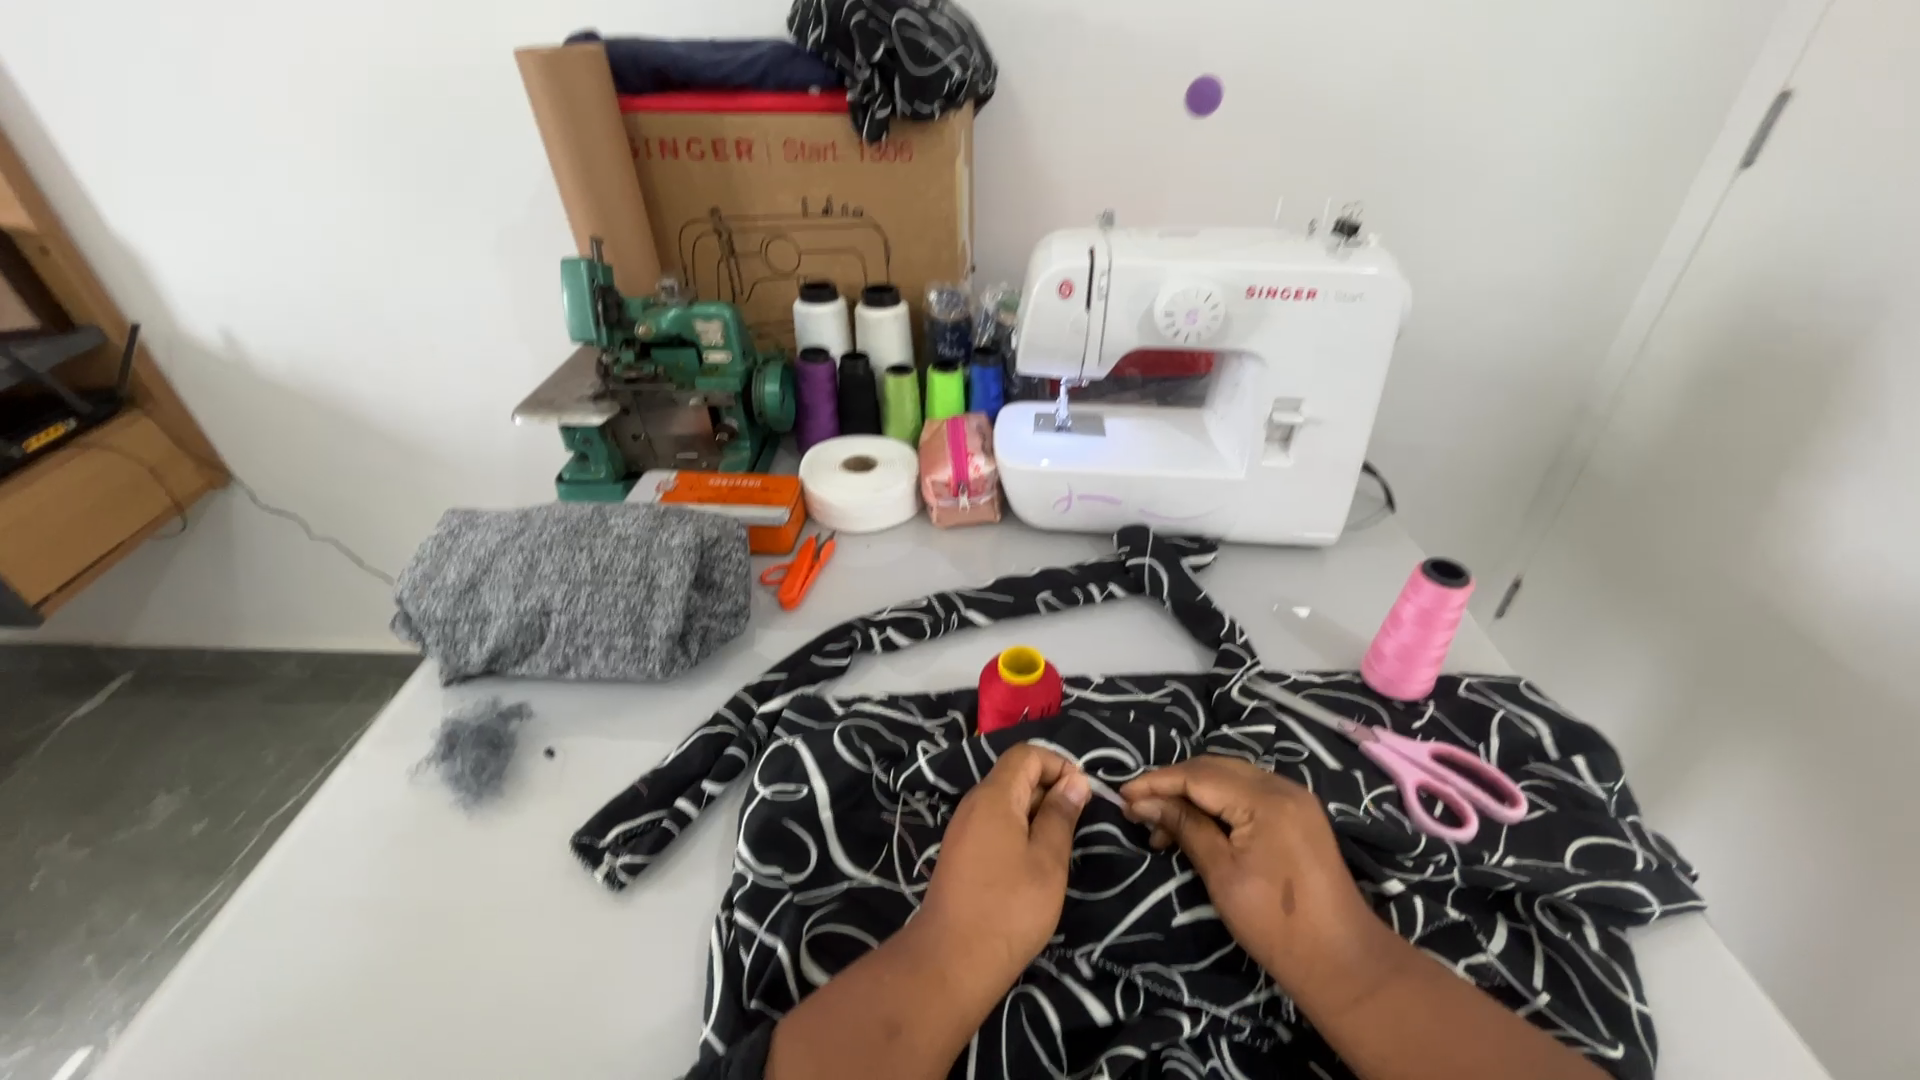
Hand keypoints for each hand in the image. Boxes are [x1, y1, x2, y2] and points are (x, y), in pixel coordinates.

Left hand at [918, 745, 1091, 982]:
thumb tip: (1075, 781)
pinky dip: (1018, 829)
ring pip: (1005, 801)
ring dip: (1036, 812)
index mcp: (994, 796)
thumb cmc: (1009, 907)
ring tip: (1061, 843)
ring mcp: (963, 828)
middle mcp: (973, 803)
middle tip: (1079, 822)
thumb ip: (1061, 816)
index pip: (1026, 754)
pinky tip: (1035, 860)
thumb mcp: (1047, 860)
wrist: (952, 959)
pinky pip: (993, 823)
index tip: (1084, 794)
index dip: (1058, 764)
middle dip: (1050, 787)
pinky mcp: (961, 852)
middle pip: (1014, 775)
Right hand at [1119, 755, 1389, 1006]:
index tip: (1122, 797)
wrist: (1343, 962)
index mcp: (1265, 799)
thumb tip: (1142, 803)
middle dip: (1172, 784)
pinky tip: (1197, 824)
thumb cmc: (1275, 923)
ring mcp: (1294, 798)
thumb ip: (1184, 827)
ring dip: (1193, 792)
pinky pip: (1247, 791)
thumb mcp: (1221, 874)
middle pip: (1213, 768)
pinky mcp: (1298, 814)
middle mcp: (1282, 786)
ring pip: (1229, 776)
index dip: (1156, 782)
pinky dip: (1217, 801)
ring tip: (1163, 823)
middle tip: (1138, 811)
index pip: (1197, 775)